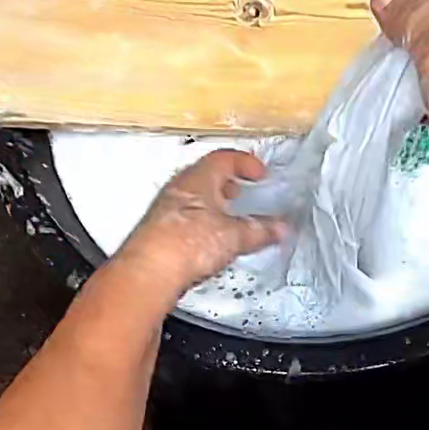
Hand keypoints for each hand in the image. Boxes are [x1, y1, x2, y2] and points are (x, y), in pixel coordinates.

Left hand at [112, 150, 286, 295]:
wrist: (149, 271)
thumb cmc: (183, 243)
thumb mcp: (234, 236)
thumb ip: (260, 230)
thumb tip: (279, 228)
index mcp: (198, 179)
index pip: (224, 158)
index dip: (245, 163)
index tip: (257, 171)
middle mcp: (177, 190)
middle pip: (205, 177)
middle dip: (226, 183)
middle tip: (239, 190)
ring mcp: (164, 211)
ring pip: (191, 199)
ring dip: (210, 205)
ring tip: (224, 218)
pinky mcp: (157, 233)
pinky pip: (182, 221)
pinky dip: (197, 225)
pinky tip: (204, 242)